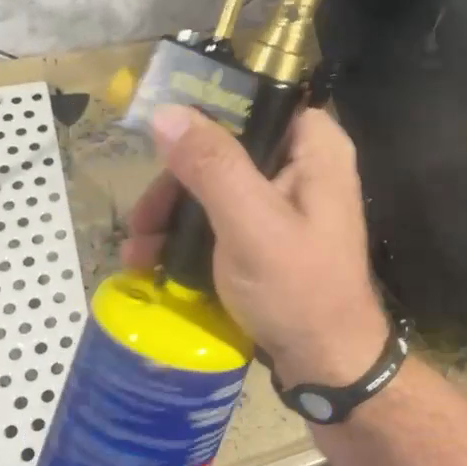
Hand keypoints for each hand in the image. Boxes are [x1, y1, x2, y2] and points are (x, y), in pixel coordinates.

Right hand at [121, 105, 389, 385]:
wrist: (328, 366)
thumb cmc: (298, 291)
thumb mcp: (250, 224)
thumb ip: (212, 166)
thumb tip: (167, 112)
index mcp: (314, 146)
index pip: (258, 99)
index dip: (207, 108)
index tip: (159, 134)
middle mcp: (304, 163)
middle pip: (226, 145)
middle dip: (176, 183)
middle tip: (141, 221)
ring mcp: (286, 201)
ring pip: (216, 183)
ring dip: (173, 214)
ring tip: (138, 254)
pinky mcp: (269, 233)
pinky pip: (221, 216)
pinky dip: (189, 235)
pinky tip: (156, 263)